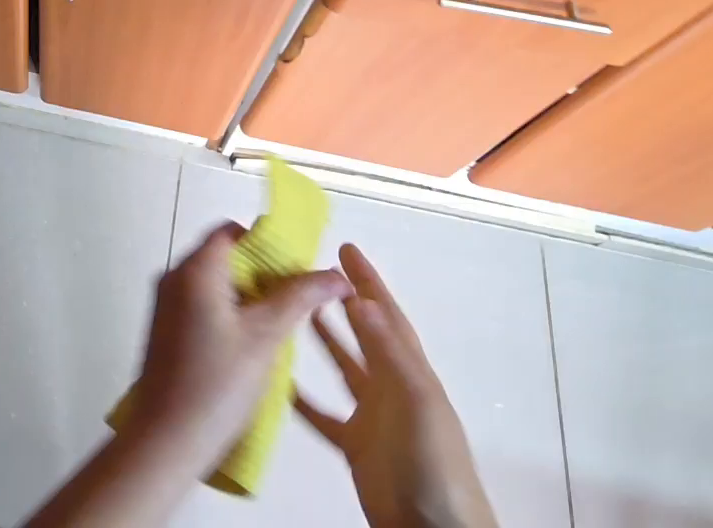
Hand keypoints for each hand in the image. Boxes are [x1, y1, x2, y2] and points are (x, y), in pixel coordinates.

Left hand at [130, 223, 350, 472]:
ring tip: (279, 326)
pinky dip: (228, 313)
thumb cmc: (217, 382)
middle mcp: (173, 277)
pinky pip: (201, 305)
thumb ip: (300, 298)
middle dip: (261, 274)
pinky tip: (251, 345)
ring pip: (214, 284)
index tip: (295, 269)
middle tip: (295, 301)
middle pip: (223, 256)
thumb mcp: (266, 337)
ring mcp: (165, 304)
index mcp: (194, 269)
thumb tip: (336, 275)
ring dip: (247, 296)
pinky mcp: (165, 329)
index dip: (265, 242)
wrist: (166, 438)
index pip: (230, 232)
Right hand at [296, 243, 496, 527]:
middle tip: (315, 270)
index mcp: (410, 373)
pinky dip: (301, 396)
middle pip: (365, 334)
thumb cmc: (432, 463)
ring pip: (343, 366)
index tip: (345, 249)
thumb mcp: (416, 402)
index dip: (369, 281)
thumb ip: (388, 353)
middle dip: (345, 300)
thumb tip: (360, 300)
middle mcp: (391, 387)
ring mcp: (373, 416)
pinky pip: (322, 413)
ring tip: (295, 310)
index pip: (386, 316)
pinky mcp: (354, 444)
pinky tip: (280, 382)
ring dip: (324, 338)